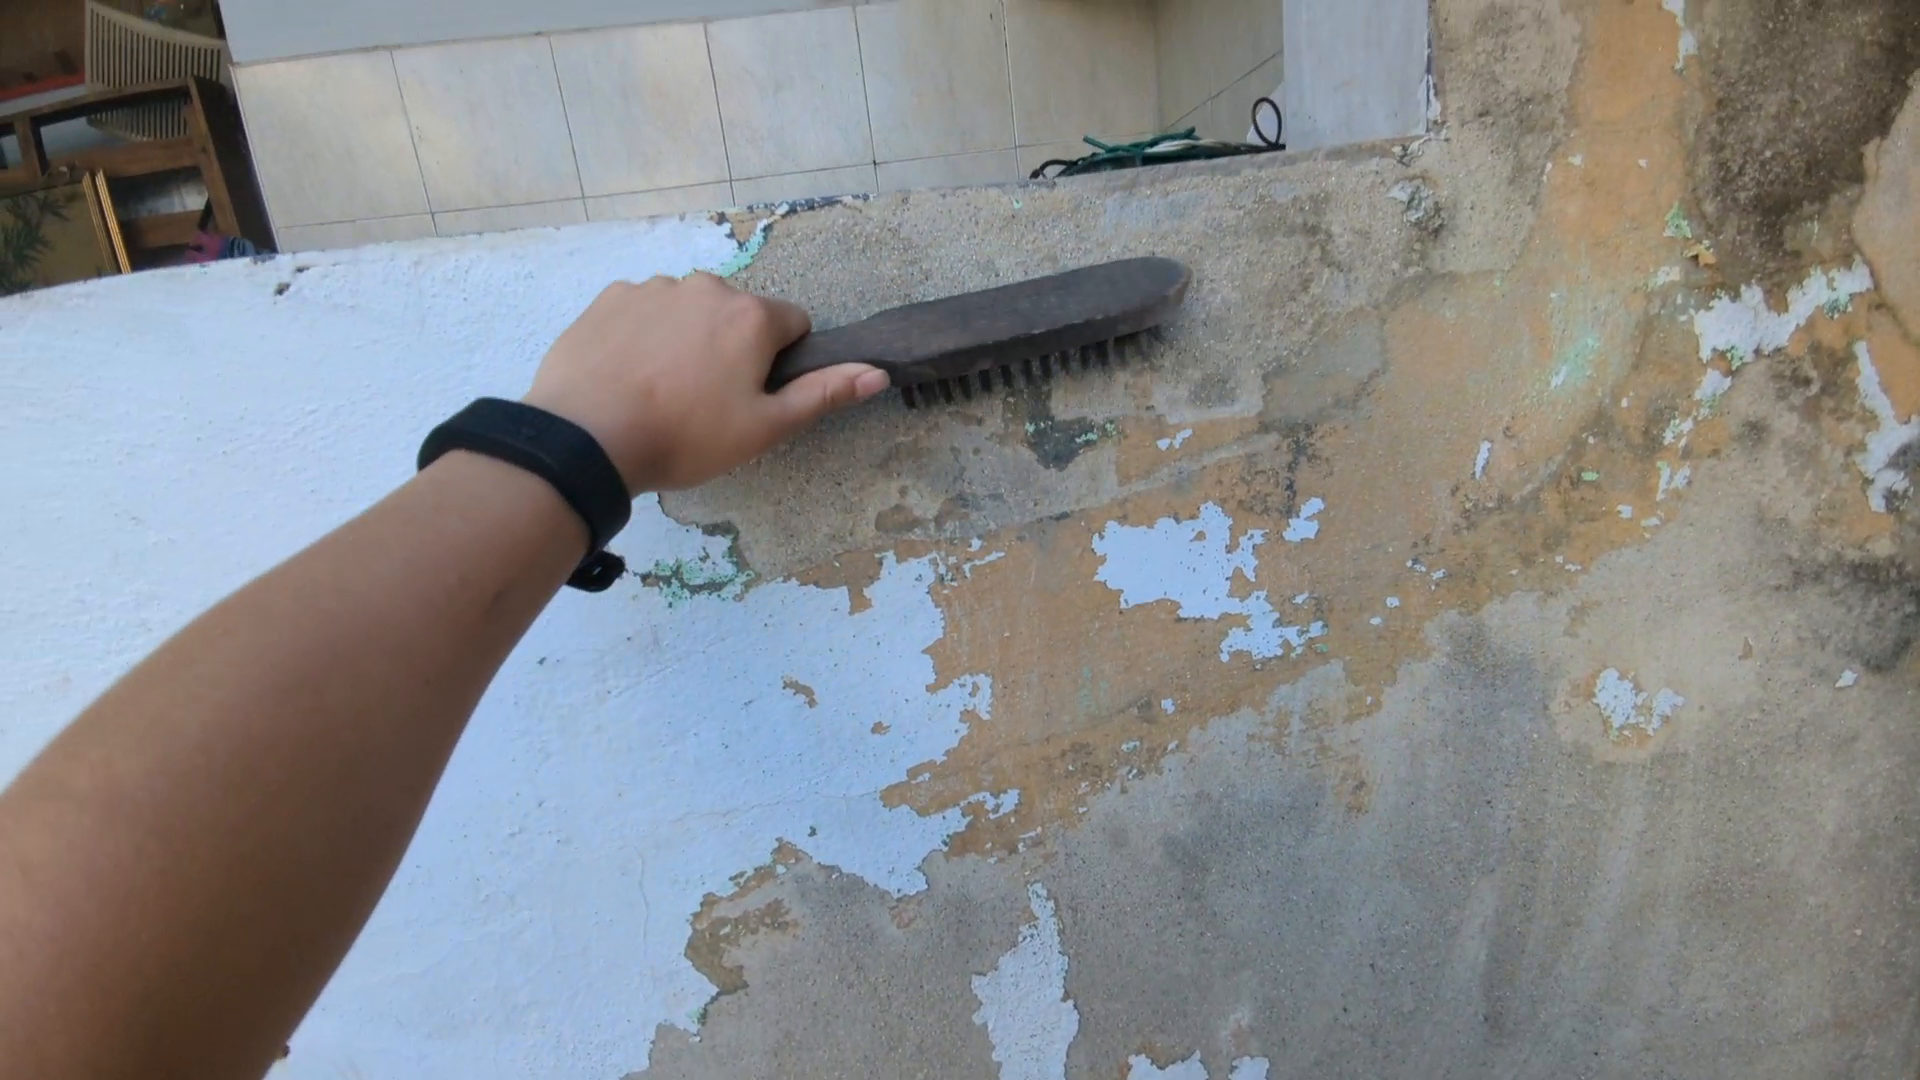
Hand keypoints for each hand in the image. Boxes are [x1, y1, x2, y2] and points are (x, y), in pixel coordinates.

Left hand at [521, 273, 888, 491]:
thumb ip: (824, 394)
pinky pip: (648, 310)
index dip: (785, 360)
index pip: (794, 322)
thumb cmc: (688, 437)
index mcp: (752, 316)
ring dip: (693, 339)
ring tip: (668, 390)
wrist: (588, 439)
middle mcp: (706, 287)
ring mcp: (653, 287)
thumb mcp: (767, 427)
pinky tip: (633, 374)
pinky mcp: (610, 298)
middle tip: (712, 400)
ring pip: (693, 310)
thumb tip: (878, 372)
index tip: (758, 394)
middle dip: (737, 347)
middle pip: (742, 314)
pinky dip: (649, 334)